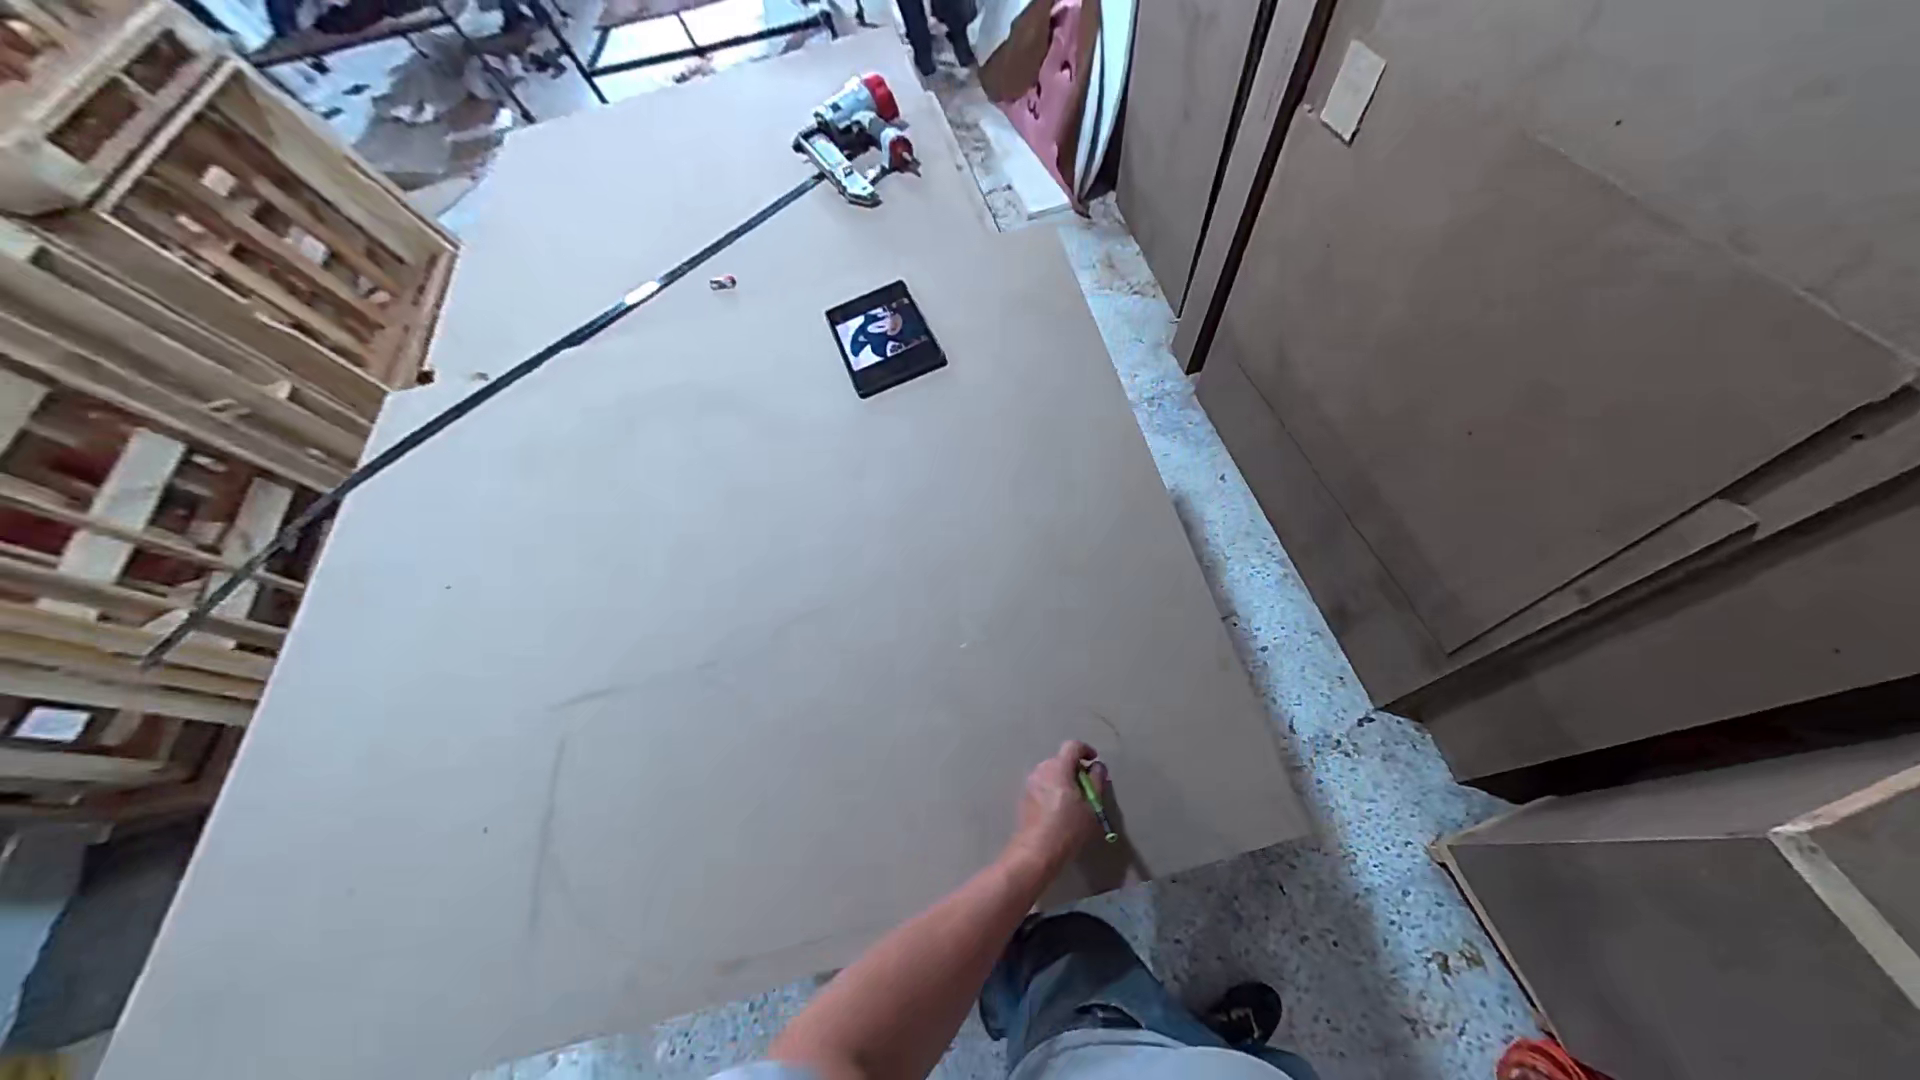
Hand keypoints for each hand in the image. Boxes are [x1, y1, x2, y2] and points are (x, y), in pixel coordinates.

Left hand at [1006, 740, 1105, 871]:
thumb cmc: (1068, 827)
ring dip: (1063, 779)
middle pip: (1061, 759)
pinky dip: (1053, 788)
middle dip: (1075, 768)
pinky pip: (1043, 783)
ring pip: (1051, 772)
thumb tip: (1097, 767)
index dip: (1086, 750)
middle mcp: (1041, 769)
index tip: (1094, 761)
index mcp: (1058, 768)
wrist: (1037, 850)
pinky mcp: (1025, 795)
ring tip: (1074, 800)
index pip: (1072, 746)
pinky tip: (1059, 809)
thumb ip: (1097, 781)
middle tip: (1087, 787)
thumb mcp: (1091, 806)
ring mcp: (1030, 782)